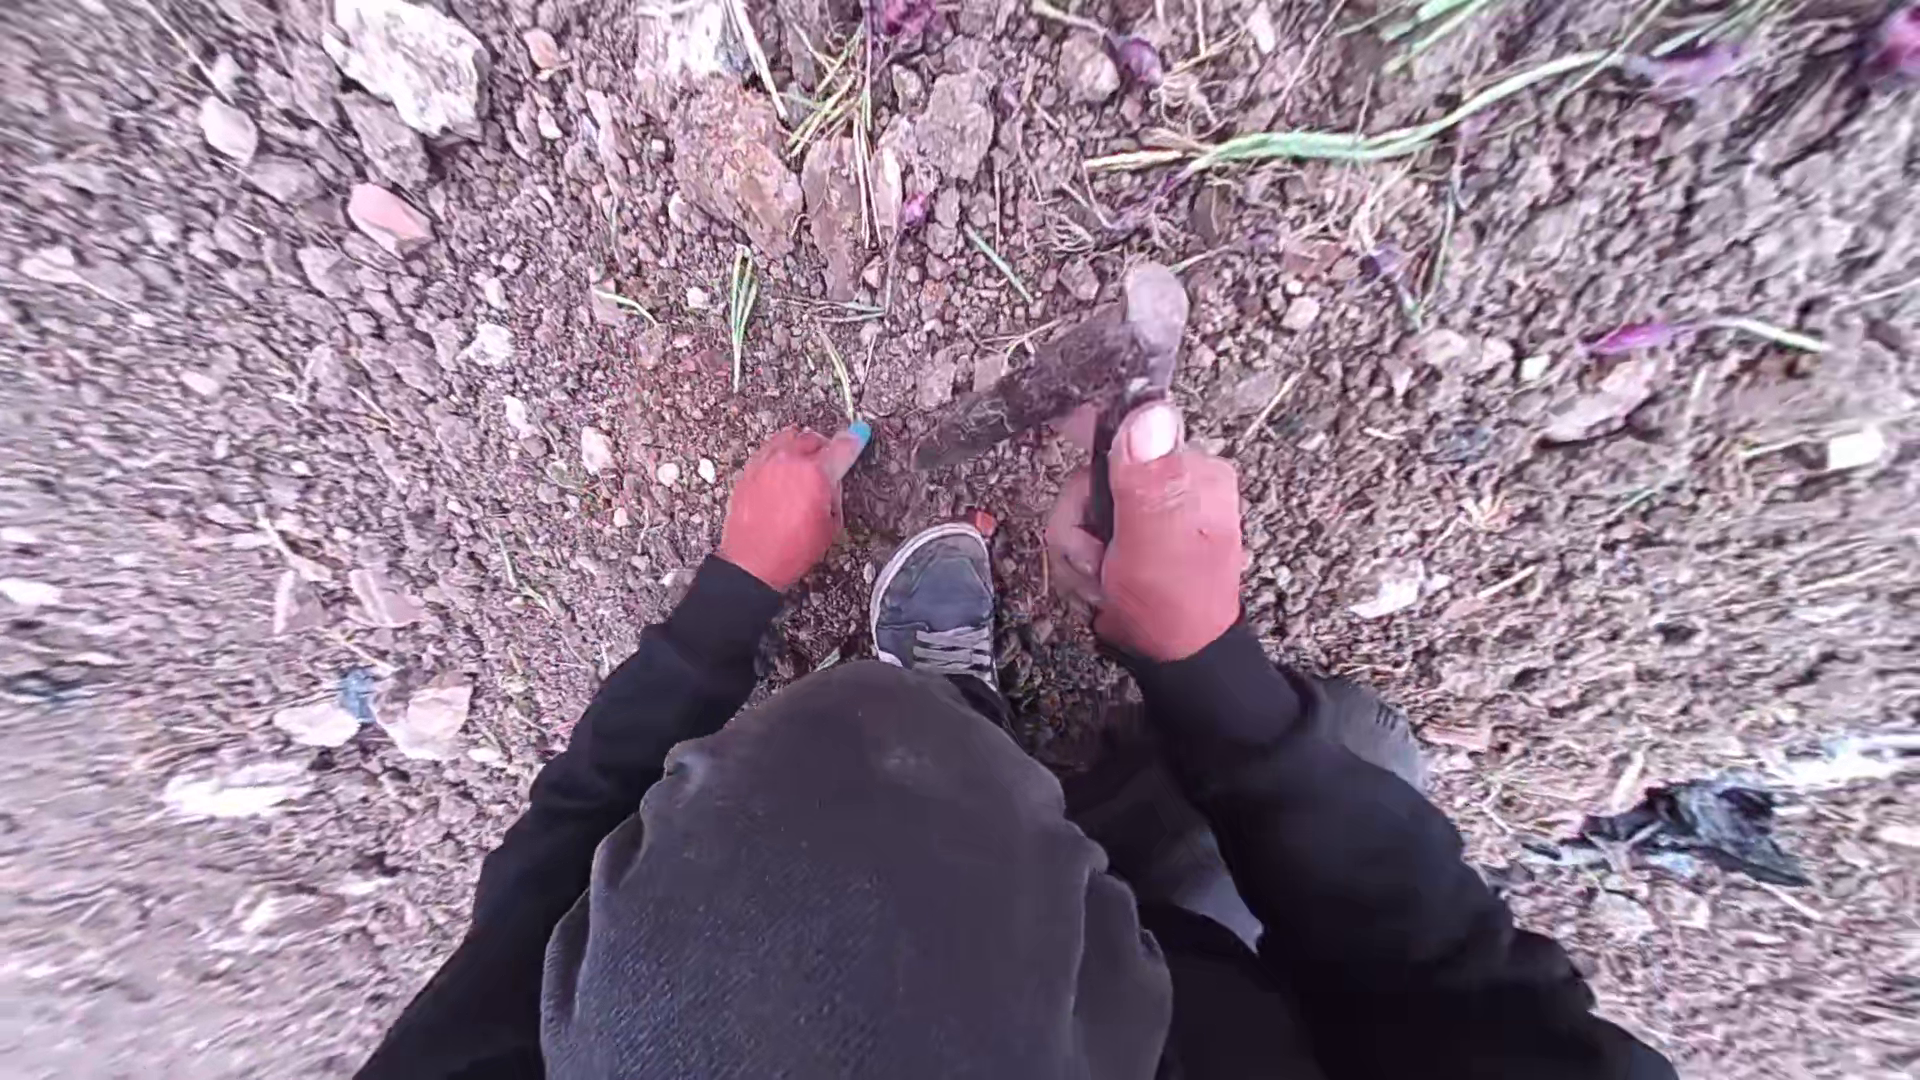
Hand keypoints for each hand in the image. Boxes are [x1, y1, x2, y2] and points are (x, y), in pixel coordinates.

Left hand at [718, 422, 869, 589]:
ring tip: (806, 461)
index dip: (855, 439)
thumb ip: (834, 494)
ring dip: (801, 445)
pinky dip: (780, 453)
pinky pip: (768, 449)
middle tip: (830, 460)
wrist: (753, 563)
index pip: (842, 447)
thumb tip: (834, 479)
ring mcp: (766, 464)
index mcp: (816, 474)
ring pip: (788, 437)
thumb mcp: (831, 526)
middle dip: (826, 446)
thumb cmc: (792, 550)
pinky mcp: (749, 471)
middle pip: (813, 437)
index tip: (860, 433)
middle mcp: (790, 462)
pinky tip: (784, 468)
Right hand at [1046, 401, 1241, 661]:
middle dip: (1078, 524)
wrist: (1167, 653)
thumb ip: (1148, 482)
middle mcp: (1166, 484)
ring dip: (1075, 550)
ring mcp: (1141, 510)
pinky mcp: (1122, 532)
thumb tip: (1147, 415)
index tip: (1062, 428)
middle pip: (1089, 475)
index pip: (1131, 427)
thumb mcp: (1157, 543)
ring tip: (1100, 578)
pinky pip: (1076, 531)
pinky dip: (1077, 561)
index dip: (1090, 432)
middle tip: (1097, 557)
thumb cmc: (1172, 606)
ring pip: (1075, 507)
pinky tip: (1097, 582)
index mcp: (1190, 473)